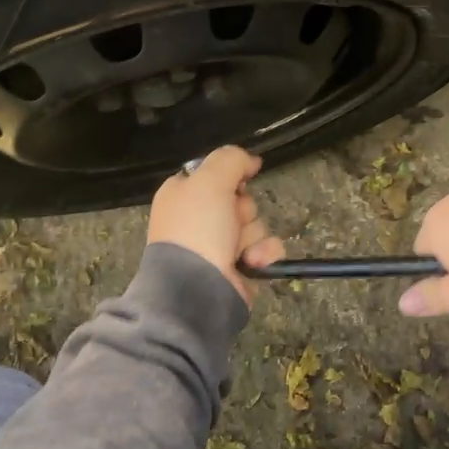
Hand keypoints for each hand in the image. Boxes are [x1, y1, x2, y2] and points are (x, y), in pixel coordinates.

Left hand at [147, 146, 286, 303]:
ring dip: (253, 234)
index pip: (215, 175)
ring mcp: (219, 245)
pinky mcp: (239, 267)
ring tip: (238, 249)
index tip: (236, 183)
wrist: (198, 289)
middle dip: (242, 209)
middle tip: (230, 221)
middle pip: (240, 199)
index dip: (230, 177)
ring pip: (255, 223)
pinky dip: (264, 253)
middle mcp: (199, 219)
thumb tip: (251, 160)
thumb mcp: (209, 180)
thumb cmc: (197, 228)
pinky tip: (253, 261)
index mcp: (183, 195)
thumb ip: (231, 159)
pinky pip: (265, 248)